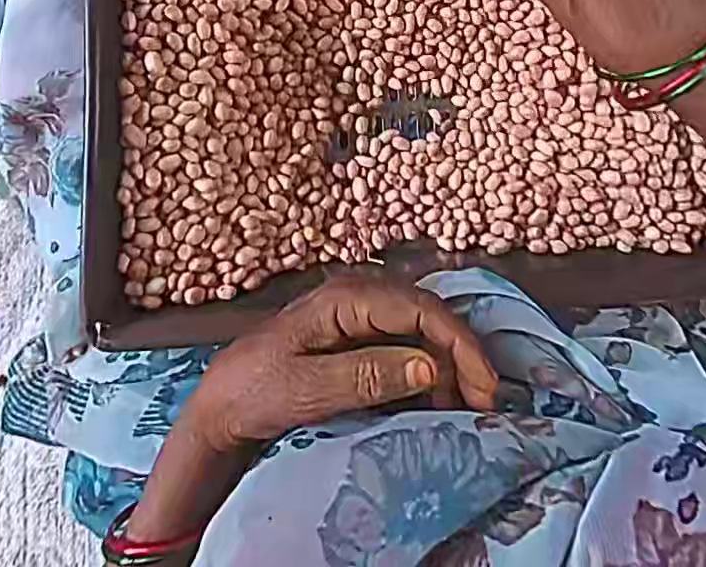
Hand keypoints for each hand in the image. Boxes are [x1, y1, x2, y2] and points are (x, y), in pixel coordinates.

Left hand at [177, 275, 498, 454]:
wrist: (222, 402)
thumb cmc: (255, 389)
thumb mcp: (306, 388)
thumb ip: (365, 374)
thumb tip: (428, 363)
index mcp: (344, 298)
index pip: (418, 306)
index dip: (458, 342)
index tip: (484, 386)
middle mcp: (356, 297)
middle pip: (425, 314)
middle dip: (460, 354)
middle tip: (483, 403)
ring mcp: (356, 316)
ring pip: (419, 330)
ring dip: (447, 364)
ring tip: (463, 408)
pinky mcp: (355, 338)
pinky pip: (403, 346)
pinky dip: (427, 372)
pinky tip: (434, 401)